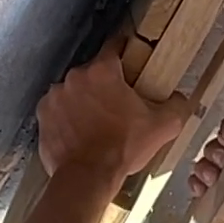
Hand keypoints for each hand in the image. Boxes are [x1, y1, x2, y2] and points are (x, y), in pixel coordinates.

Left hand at [36, 42, 187, 188]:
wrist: (87, 177)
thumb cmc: (122, 148)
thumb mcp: (161, 127)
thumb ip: (176, 106)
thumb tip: (181, 98)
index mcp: (102, 71)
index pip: (114, 45)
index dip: (125, 48)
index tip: (130, 55)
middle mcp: (75, 76)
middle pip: (93, 71)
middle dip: (104, 83)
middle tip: (117, 104)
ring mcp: (55, 95)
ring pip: (74, 89)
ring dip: (84, 99)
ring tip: (96, 122)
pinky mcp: (43, 114)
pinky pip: (57, 108)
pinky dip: (66, 116)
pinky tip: (78, 131)